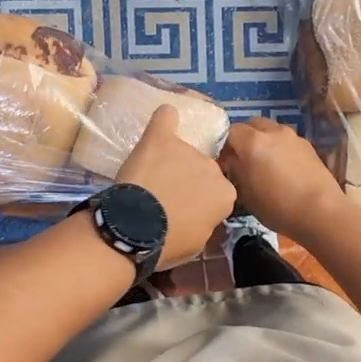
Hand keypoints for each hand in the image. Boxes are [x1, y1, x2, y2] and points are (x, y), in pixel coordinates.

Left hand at [116, 105, 236, 268]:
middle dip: (188, 180)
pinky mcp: (160, 139)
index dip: (201, 201)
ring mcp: (187, 150)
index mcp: (226, 195)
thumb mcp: (198, 242)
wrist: (134, 230)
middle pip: (202, 170)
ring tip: (149, 179)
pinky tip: (164, 119)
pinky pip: (166, 117)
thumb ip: (206, 221)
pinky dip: (165, 119)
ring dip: (170, 161)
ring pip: (181, 151)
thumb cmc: (168, 244)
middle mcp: (212, 168)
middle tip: (166, 195)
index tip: (186, 209)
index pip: (218, 192)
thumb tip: (202, 213)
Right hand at [216, 117, 346, 242]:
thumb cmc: (277, 207)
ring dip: (265, 141)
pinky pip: (288, 140)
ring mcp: (294, 137)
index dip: (226, 146)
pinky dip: (281, 148)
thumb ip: (235, 171)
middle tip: (245, 160)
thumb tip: (232, 161)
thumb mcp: (246, 194)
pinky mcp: (309, 146)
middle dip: (246, 138)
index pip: (231, 131)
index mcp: (253, 142)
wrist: (321, 211)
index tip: (227, 162)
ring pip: (272, 130)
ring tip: (267, 164)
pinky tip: (285, 169)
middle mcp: (273, 132)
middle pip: (253, 124)